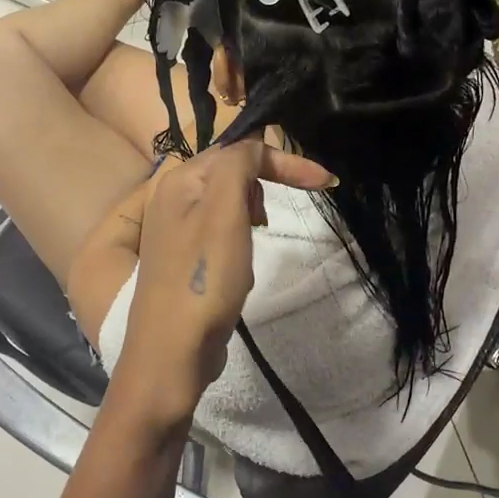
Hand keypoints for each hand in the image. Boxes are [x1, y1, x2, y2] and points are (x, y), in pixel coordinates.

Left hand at [110, 139, 334, 429]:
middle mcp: (172, 197)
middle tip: (264, 226)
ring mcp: (176, 231)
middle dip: (260, 196)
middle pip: (234, 175)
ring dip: (251, 227)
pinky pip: (223, 239)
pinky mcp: (186, 261)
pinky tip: (237, 277)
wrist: (172, 354)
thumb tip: (254, 143)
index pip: (238, 150)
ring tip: (247, 256)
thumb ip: (239, 164)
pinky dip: (239, 251)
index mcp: (179, 178)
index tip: (326, 181)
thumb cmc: (203, 278)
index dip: (282, 161)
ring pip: (232, 209)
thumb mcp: (225, 210)